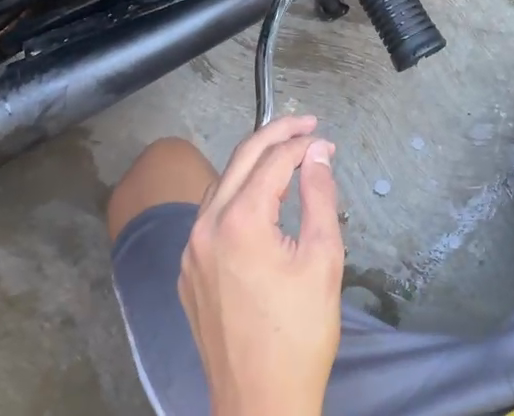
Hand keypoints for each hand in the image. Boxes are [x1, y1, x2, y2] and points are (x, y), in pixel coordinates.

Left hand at [179, 115, 343, 415]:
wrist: (260, 402)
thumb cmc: (301, 333)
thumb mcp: (323, 259)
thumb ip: (319, 196)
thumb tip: (317, 153)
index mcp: (240, 220)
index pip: (272, 160)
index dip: (301, 142)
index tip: (325, 138)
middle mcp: (206, 226)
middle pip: (240, 160)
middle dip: (274, 135)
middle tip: (307, 125)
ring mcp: (191, 250)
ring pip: (220, 186)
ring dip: (252, 163)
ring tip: (285, 154)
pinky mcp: (188, 272)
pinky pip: (210, 216)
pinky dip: (235, 195)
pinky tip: (258, 200)